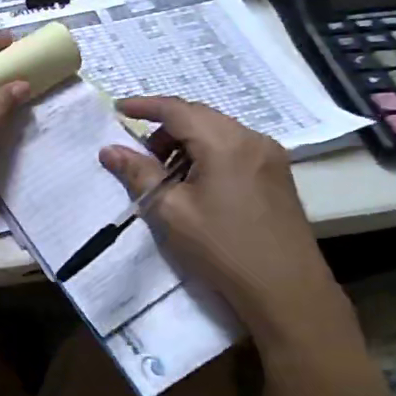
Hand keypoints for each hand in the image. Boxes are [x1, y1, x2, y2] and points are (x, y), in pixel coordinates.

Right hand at [99, 97, 347, 339]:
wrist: (286, 289)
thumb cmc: (221, 247)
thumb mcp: (170, 211)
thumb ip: (139, 173)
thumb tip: (109, 150)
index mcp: (226, 142)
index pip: (177, 109)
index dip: (144, 106)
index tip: (118, 109)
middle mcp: (252, 139)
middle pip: (200, 116)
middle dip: (165, 129)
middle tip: (140, 155)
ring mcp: (270, 156)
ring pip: (218, 132)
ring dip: (187, 143)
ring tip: (167, 176)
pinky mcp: (278, 175)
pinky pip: (235, 148)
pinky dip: (208, 154)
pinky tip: (197, 184)